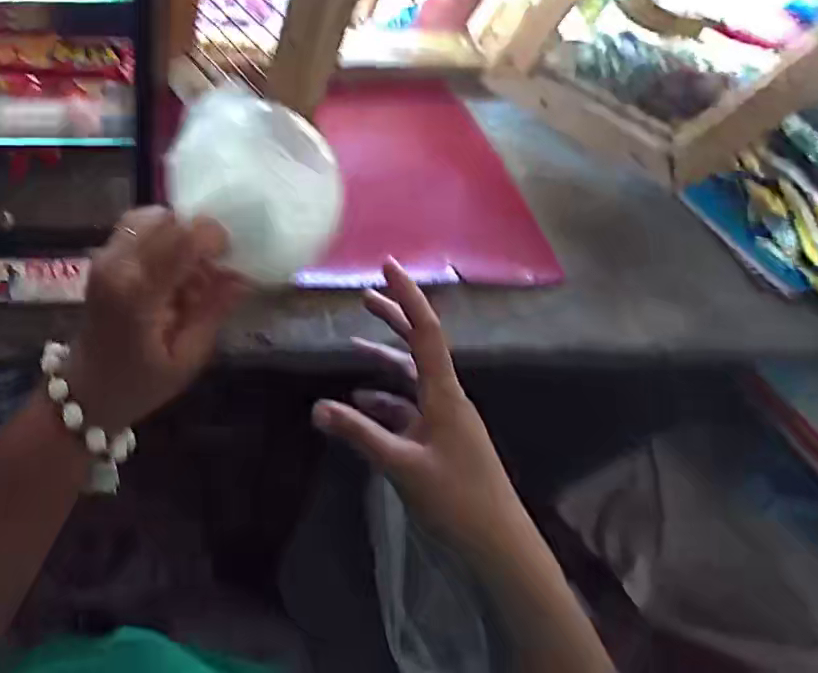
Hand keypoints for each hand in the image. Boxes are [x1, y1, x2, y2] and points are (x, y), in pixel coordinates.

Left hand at [67, 206, 247, 429]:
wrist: (86, 390)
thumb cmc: (139, 384)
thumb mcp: (187, 358)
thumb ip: (214, 310)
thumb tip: (243, 276)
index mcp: (137, 292)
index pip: (181, 238)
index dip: (213, 236)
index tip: (231, 255)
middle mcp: (117, 263)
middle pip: (167, 218)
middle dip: (197, 234)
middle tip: (211, 268)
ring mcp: (104, 255)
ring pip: (151, 214)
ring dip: (177, 232)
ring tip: (188, 269)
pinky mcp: (101, 255)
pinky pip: (136, 225)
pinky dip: (160, 234)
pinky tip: (169, 266)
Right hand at [313, 259, 525, 557]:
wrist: (502, 550)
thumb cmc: (458, 501)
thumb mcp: (402, 465)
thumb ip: (359, 434)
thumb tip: (316, 407)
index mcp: (445, 394)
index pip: (425, 332)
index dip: (407, 296)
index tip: (388, 266)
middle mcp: (446, 397)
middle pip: (419, 346)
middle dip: (393, 318)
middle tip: (364, 296)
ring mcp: (444, 419)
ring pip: (410, 377)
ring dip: (383, 360)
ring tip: (352, 348)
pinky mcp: (439, 440)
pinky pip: (407, 407)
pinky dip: (383, 399)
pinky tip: (360, 403)